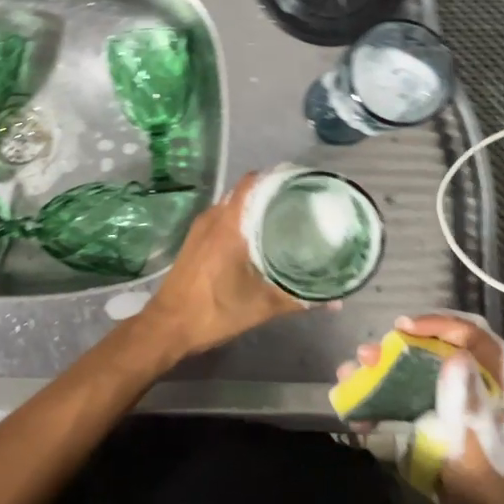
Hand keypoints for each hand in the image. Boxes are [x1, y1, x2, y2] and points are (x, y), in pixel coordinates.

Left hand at [136, 172, 307, 358]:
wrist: (167, 326)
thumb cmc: (213, 312)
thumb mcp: (261, 307)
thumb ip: (298, 299)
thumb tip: (335, 301)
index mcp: (229, 225)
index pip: (253, 183)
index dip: (277, 177)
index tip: (302, 183)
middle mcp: (213, 218)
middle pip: (245, 191)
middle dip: (272, 193)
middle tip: (301, 202)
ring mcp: (200, 228)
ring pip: (233, 205)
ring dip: (256, 207)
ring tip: (285, 217)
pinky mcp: (194, 240)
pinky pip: (223, 218)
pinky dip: (241, 220)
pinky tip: (258, 237)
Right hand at [338, 313, 503, 503]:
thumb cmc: (490, 491)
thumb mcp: (478, 447)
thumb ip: (467, 402)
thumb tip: (453, 355)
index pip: (474, 336)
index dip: (439, 325)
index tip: (402, 328)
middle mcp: (483, 385)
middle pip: (440, 349)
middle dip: (399, 349)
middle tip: (366, 355)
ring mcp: (460, 402)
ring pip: (420, 372)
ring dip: (384, 371)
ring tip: (351, 375)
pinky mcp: (442, 419)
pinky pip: (410, 397)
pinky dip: (384, 398)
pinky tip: (358, 409)